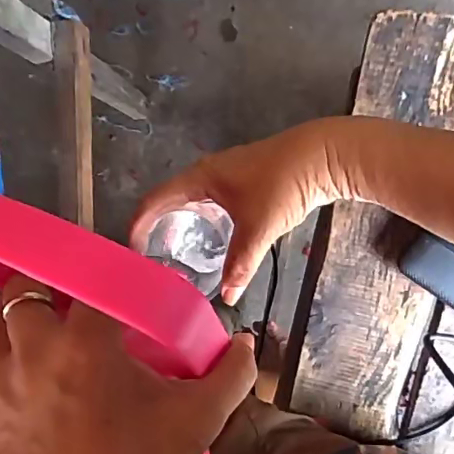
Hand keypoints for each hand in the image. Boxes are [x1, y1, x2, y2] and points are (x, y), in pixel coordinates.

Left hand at [0, 277, 258, 453]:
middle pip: (22, 293)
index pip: (92, 284)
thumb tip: (248, 343)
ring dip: (5, 316)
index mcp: (85, 344)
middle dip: (45, 284)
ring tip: (33, 320)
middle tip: (71, 294)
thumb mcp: (198, 420)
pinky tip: (10, 371)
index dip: (108, 270)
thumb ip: (231, 374)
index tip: (123, 273)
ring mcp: (2, 387)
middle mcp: (34, 353)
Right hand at [129, 117, 366, 303]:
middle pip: (169, 201)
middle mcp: (206, 174)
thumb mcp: (258, 228)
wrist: (322, 155)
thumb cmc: (283, 184)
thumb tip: (228, 297)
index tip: (131, 251)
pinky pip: (210, 204)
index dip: (138, 225)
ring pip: (191, 203)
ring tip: (176, 256)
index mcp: (199, 178)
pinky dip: (202, 223)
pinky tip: (213, 242)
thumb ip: (241, 263)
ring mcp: (225, 175)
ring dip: (180, 226)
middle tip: (152, 260)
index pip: (154, 201)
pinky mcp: (243, 181)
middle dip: (156, 229)